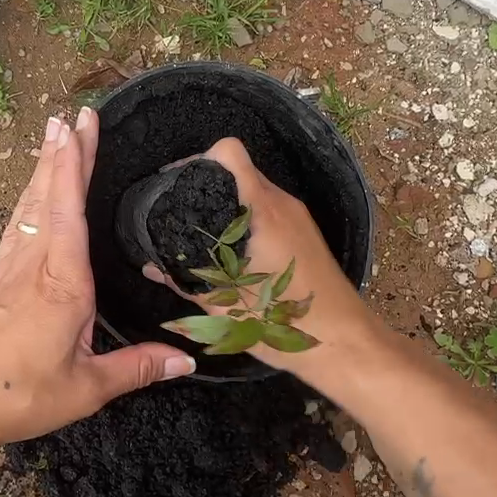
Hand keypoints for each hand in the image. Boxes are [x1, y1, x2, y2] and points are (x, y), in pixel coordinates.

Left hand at [0, 108, 195, 456]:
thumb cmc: (22, 395)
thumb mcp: (88, 388)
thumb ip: (137, 367)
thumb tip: (187, 360)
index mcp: (62, 283)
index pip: (69, 210)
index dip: (75, 164)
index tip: (80, 125)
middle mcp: (35, 265)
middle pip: (48, 196)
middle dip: (63, 152)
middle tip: (75, 114)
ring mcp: (11, 269)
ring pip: (28, 206)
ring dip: (43, 168)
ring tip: (52, 135)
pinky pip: (17, 225)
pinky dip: (28, 198)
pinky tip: (31, 192)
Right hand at [141, 137, 370, 368]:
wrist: (346, 345)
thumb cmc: (284, 324)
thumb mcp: (224, 307)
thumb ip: (183, 281)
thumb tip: (149, 265)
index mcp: (262, 210)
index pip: (230, 152)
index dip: (199, 158)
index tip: (175, 184)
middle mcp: (282, 204)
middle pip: (238, 170)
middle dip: (205, 185)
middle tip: (177, 213)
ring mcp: (297, 217)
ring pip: (253, 192)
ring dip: (225, 204)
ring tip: (199, 234)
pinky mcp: (305, 233)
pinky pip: (267, 210)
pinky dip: (244, 219)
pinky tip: (230, 251)